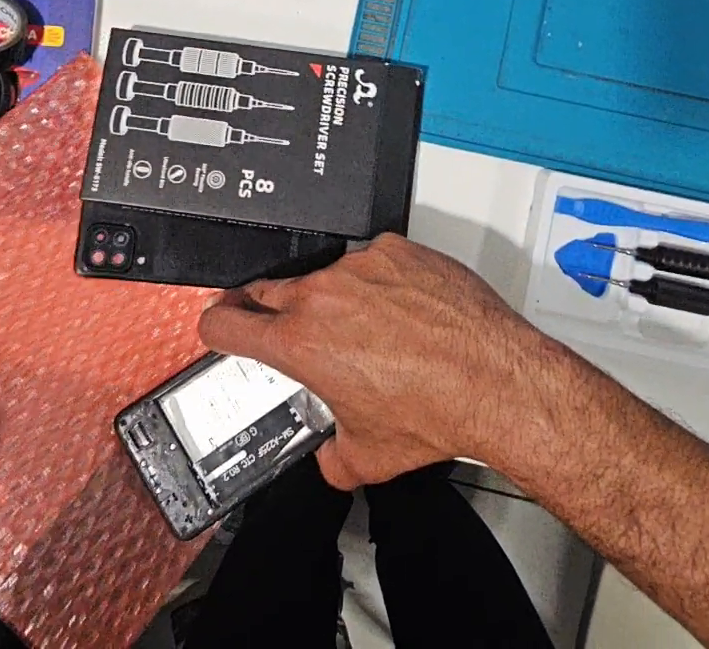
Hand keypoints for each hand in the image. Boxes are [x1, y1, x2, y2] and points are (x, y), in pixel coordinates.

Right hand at [198, 235, 548, 489]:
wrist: (494, 379)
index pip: (225, 323)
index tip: (218, 326)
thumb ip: (331, 458)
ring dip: (336, 299)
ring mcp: (360, 267)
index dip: (214, 327)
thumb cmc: (435, 409)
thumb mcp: (368, 456)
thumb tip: (330, 458)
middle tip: (295, 331)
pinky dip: (380, 282)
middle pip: (269, 292)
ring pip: (326, 276)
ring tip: (373, 330)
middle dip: (273, 312)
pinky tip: (404, 310)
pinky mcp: (395, 251)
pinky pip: (372, 261)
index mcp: (301, 343)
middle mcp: (322, 296)